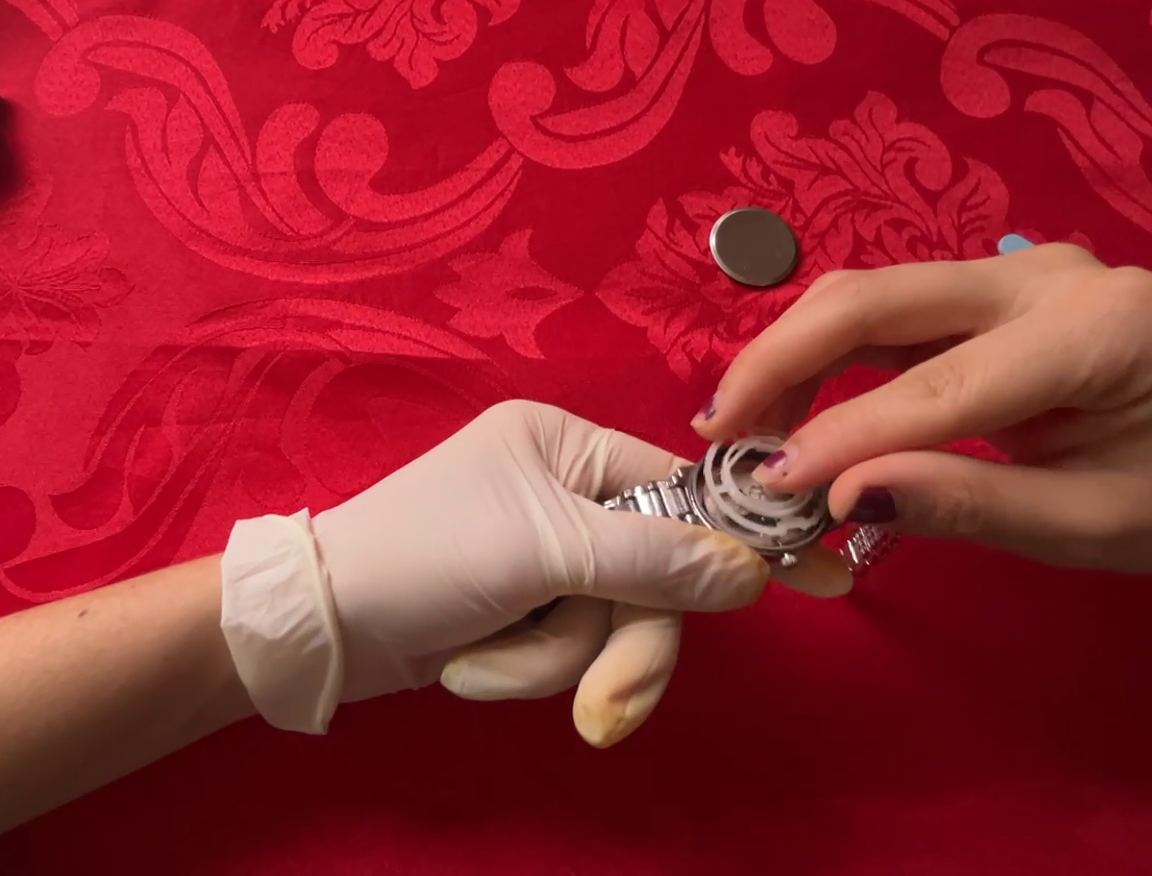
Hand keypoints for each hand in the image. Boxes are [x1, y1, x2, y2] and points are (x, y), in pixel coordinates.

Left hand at [224, 400, 782, 746]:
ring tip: (481, 660)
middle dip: (619, 645)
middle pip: (650, 574)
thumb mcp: (546, 549)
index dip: (738, 538)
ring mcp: (544, 549)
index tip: (825, 577)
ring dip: (553, 661)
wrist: (326, 624)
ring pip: (609, 621)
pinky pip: (569, 646)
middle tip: (602, 709)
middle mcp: (560, 487)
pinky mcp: (525, 602)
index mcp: (563, 444)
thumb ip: (655, 559)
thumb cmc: (427, 555)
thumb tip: (751, 570)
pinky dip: (526, 667)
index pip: (676, 488)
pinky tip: (469, 659)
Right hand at [696, 244, 1151, 577]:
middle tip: (717, 426)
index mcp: (1104, 329)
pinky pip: (866, 313)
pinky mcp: (963, 289)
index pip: (942, 383)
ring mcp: (998, 272)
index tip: (768, 481)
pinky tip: (782, 405)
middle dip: (779, 361)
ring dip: (784, 358)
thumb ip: (963, 504)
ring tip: (740, 424)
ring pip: (856, 298)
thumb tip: (839, 496)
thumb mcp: (1085, 527)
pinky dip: (810, 358)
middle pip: (873, 299)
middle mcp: (1043, 274)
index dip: (843, 432)